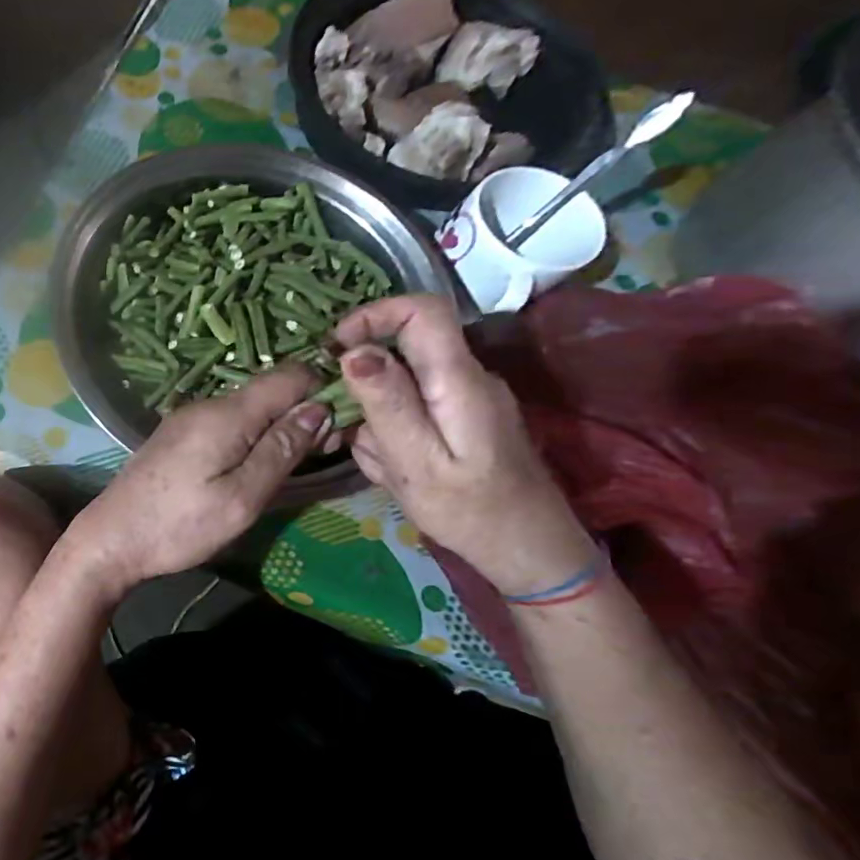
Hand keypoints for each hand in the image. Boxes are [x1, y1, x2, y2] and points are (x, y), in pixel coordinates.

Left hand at [63, 364, 336, 592]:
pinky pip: (224, 425)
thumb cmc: (178, 526)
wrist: (109, 541)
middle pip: (268, 392)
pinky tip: (251, 467)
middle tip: (321, 455)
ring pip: (247, 410)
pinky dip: (248, 438)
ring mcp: (185, 421)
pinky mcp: (174, 439)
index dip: (323, 390)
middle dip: (301, 414)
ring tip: (290, 466)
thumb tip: (319, 409)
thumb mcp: (241, 497)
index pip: (289, 376)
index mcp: (225, 414)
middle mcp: (204, 406)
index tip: (342, 424)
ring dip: (275, 429)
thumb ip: (281, 451)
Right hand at [333, 295, 593, 594]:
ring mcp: (464, 397)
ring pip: (398, 383)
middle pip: (402, 348)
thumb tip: (353, 352)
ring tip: (381, 463)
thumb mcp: (416, 462)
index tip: (333, 348)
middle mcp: (467, 376)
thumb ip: (386, 403)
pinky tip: (394, 468)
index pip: (421, 310)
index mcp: (459, 380)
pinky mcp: (459, 417)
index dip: (372, 315)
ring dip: (373, 416)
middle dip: (362, 382)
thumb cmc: (469, 510)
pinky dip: (388, 433)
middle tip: (346, 427)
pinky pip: (409, 409)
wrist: (526, 549)